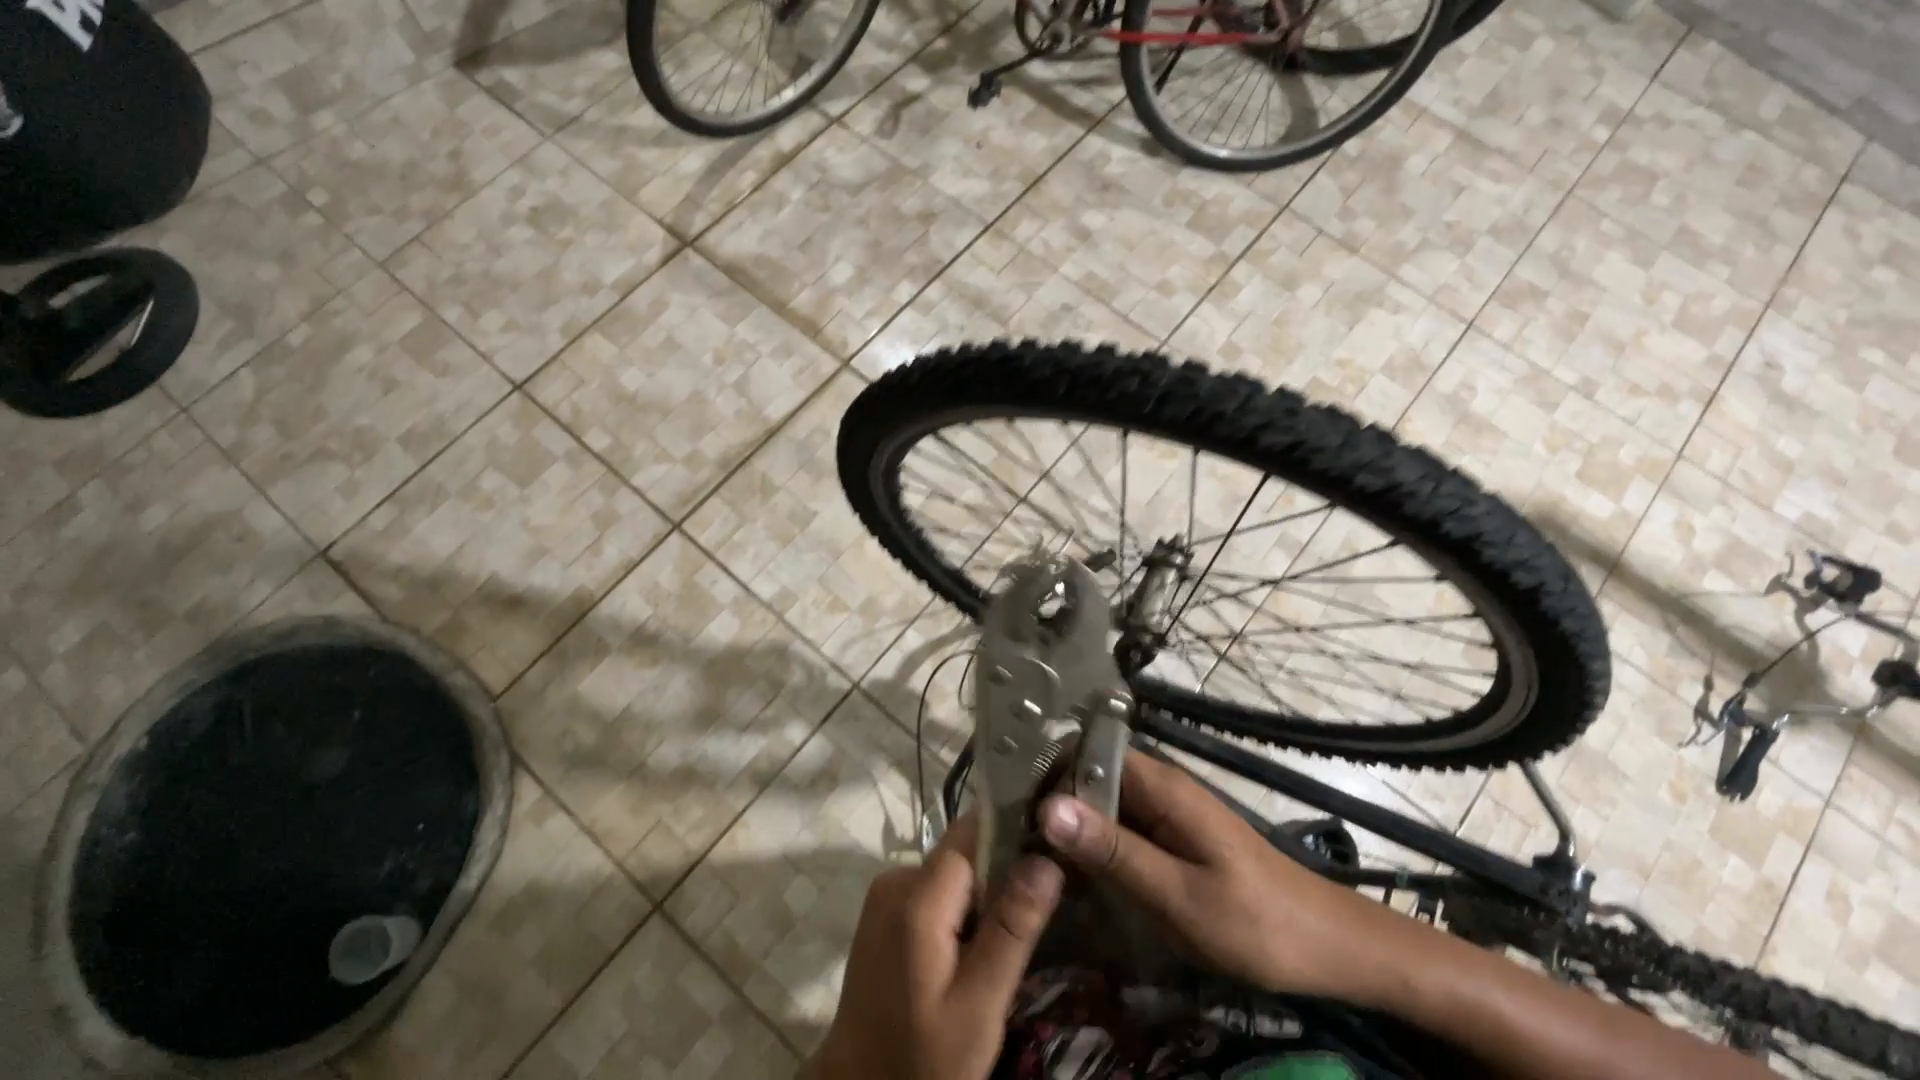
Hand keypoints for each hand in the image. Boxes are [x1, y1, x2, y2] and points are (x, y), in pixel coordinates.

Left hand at [805, 813, 1064, 1079]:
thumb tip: (1046, 858)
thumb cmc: (921, 1056)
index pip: (974, 831)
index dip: (1015, 836)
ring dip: (985, 899)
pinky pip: (935, 893)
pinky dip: (962, 913)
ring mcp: (885, 896)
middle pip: (964, 852)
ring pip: (953, 874)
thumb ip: (1012, 928)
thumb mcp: (980, 1002)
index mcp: (916, 896)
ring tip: (1014, 939)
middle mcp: (895, 880)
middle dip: (1004, 875)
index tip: (1054, 854)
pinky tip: (978, 951)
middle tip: (1041, 915)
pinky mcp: (885, 915)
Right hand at [1036, 749, 1399, 1003]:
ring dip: (1070, 830)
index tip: (1013, 814)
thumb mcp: (1177, 894)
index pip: (1088, 752)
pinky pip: (1122, 831)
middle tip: (1015, 849)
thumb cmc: (1256, 923)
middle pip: (1090, 776)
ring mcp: (1170, 815)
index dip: (1048, 774)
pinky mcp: (1175, 840)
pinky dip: (1095, 849)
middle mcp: (1163, 789)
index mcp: (1163, 787)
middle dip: (1052, 805)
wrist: (1330, 949)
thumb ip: (1113, 851)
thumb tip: (1047, 807)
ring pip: (1103, 805)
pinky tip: (1072, 880)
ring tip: (1031, 865)